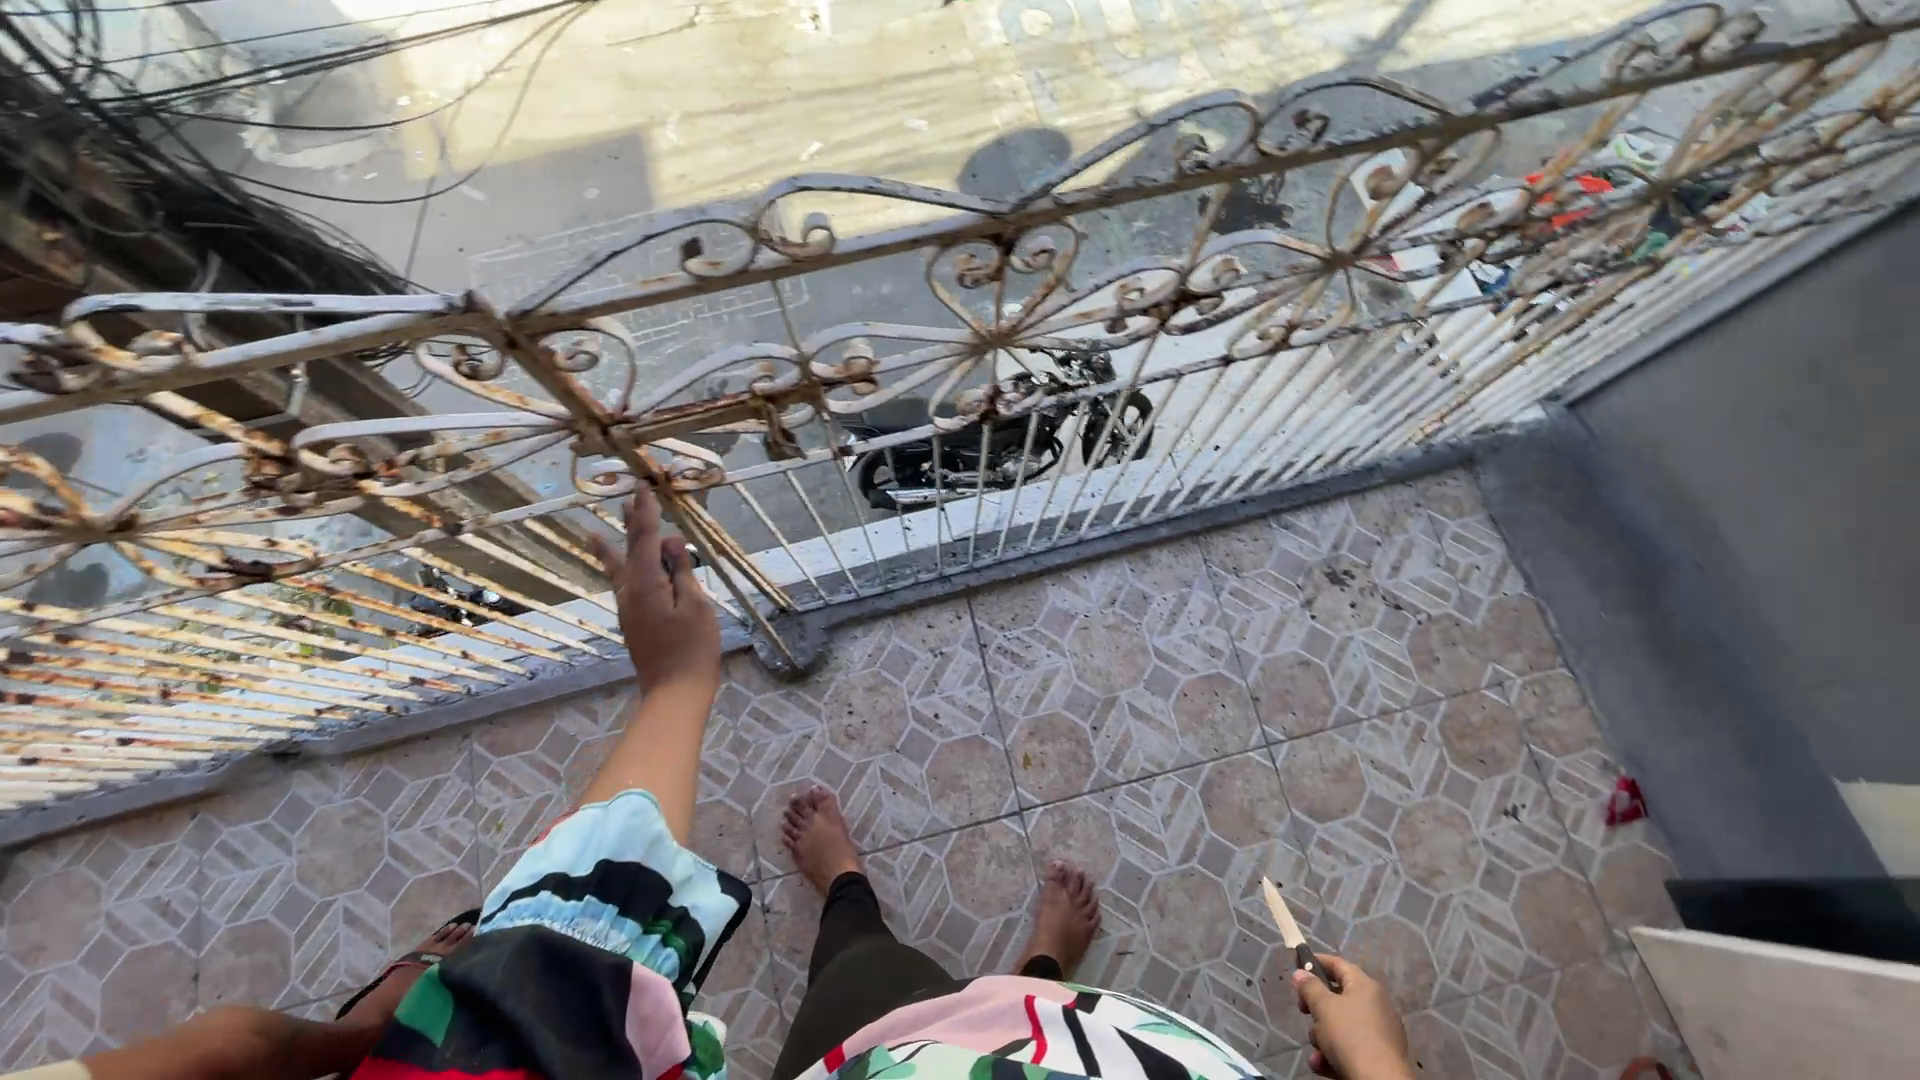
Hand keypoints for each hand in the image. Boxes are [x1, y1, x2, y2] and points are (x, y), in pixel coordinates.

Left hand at [589, 484, 720, 694]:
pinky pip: (623, 583)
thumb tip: (672, 544)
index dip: (646, 513)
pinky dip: (617, 567)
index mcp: (646, 584)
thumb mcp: (696, 605)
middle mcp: (630, 592)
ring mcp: (628, 607)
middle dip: (631, 522)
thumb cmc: (693, 648)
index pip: (646, 539)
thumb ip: (682, 572)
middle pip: (629, 549)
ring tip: (598, 528)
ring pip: (619, 567)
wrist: (675, 691)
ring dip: (616, 544)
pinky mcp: (632, 620)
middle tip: (628, 495)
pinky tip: (615, 566)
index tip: (644, 488)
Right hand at [1292, 954, 1415, 1079]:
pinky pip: (1349, 1047)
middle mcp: (1376, 1006)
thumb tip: (1301, 973)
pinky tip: (1322, 1064)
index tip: (1297, 966)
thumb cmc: (1351, 1036)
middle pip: (1337, 997)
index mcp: (1365, 987)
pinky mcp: (1378, 1057)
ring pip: (1340, 1025)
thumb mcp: (1323, 1007)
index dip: (1316, 961)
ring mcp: (1379, 1033)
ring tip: (1318, 1049)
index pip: (1338, 964)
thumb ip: (1309, 987)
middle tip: (1303, 1011)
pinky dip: (1333, 1054)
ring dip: (1322, 1036)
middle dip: (1316, 1008)